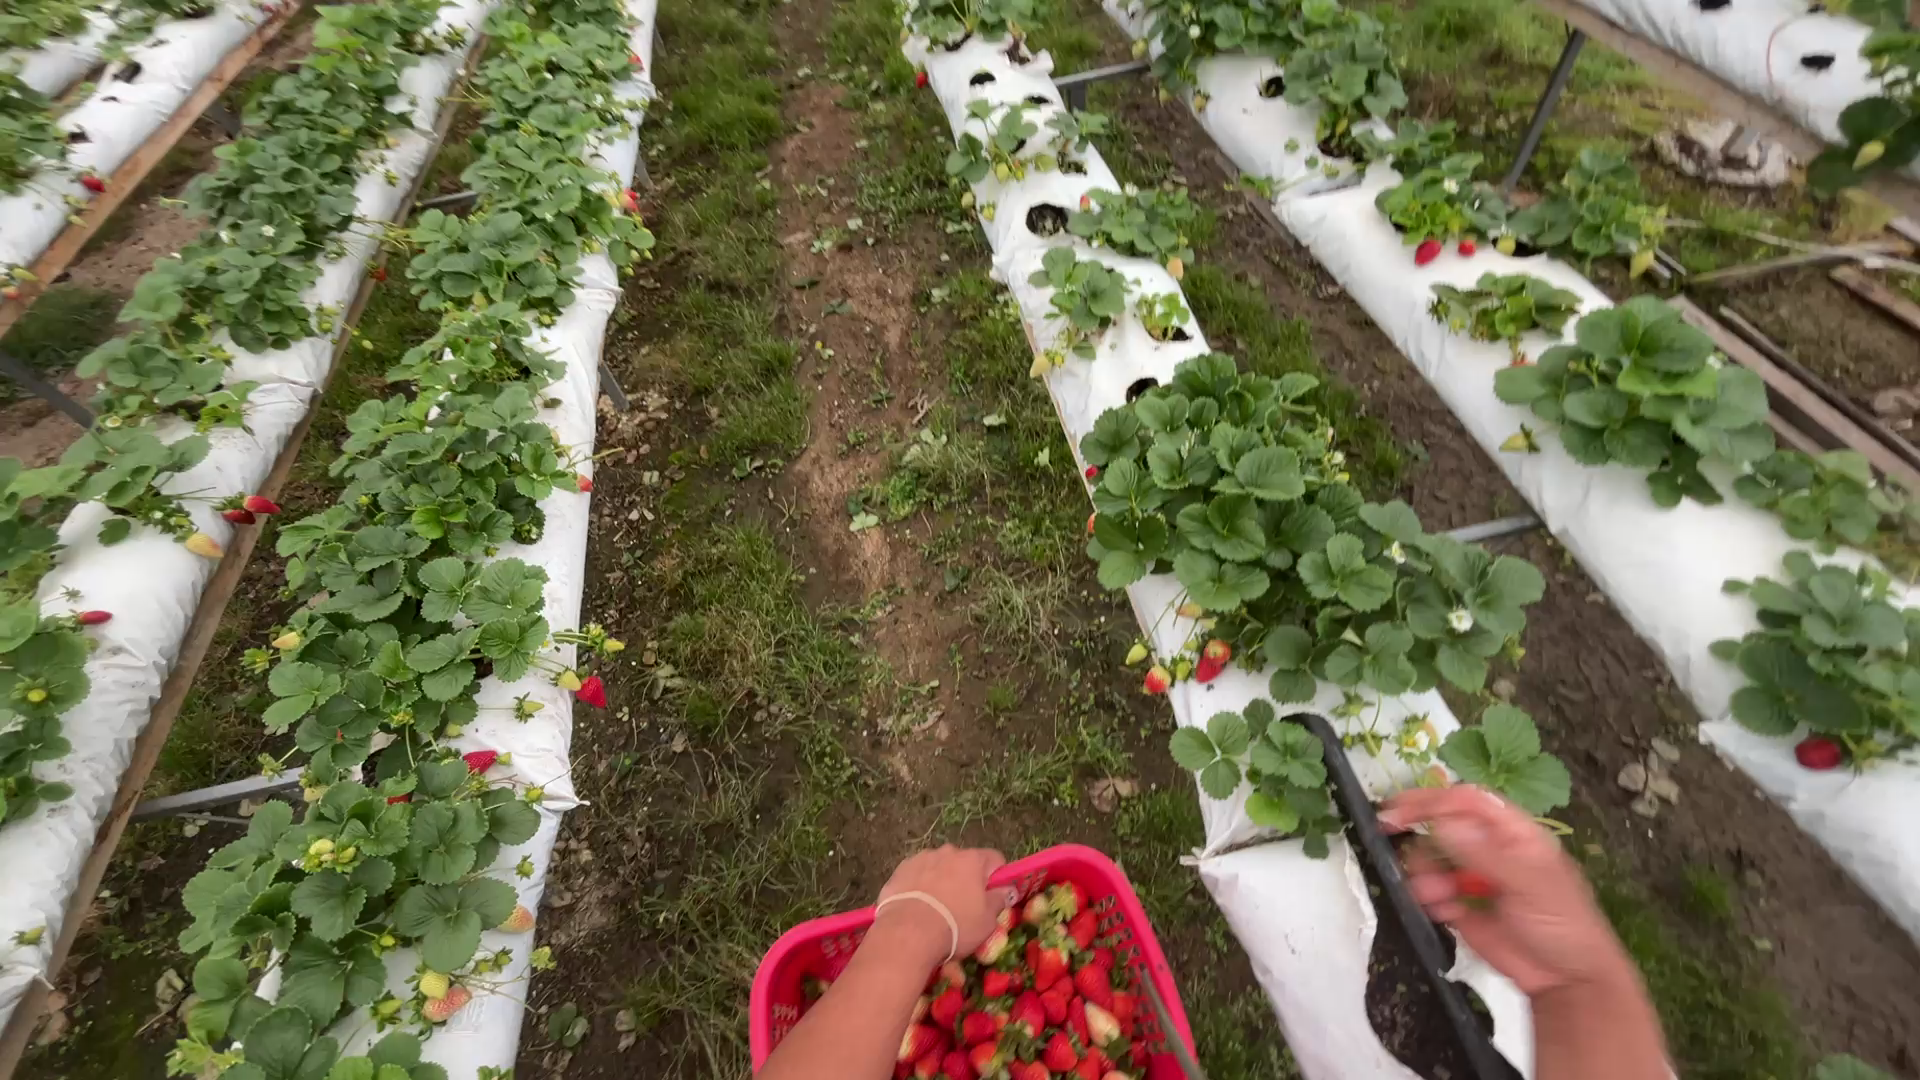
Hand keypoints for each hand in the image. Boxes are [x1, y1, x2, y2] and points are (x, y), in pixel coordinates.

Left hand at [874, 845, 1015, 964]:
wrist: (908, 932)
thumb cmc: (955, 926)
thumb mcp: (987, 921)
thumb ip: (999, 900)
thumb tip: (1008, 889)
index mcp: (972, 860)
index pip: (994, 859)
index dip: (997, 877)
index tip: (993, 896)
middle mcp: (947, 852)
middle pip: (964, 862)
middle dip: (967, 879)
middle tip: (964, 906)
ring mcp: (922, 858)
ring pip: (939, 867)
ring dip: (942, 881)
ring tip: (936, 909)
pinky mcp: (901, 869)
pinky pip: (917, 875)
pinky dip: (920, 886)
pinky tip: (917, 907)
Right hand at [1378, 784, 1627, 996]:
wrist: (1569, 985)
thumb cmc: (1564, 927)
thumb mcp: (1531, 885)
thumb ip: (1486, 854)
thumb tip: (1441, 823)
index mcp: (1512, 835)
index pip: (1467, 801)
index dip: (1434, 799)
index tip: (1401, 807)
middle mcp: (1488, 848)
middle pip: (1441, 823)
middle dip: (1418, 830)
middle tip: (1387, 829)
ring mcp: (1471, 875)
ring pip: (1429, 855)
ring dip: (1422, 869)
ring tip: (1431, 893)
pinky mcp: (1458, 902)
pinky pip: (1428, 887)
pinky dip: (1426, 895)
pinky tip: (1441, 911)